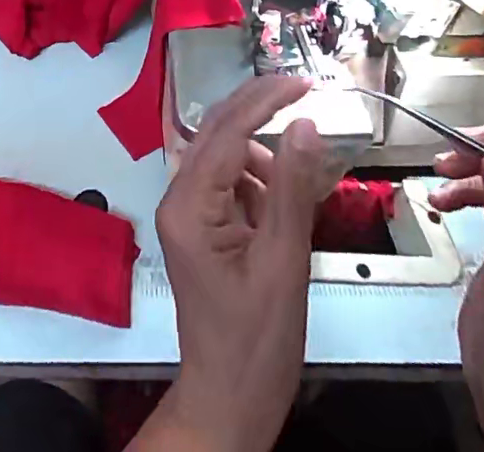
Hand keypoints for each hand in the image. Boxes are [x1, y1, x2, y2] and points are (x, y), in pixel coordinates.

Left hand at [132, 77, 332, 451]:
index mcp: (189, 207)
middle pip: (216, 131)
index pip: (227, 132)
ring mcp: (186, 212)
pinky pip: (229, 180)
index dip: (266, 101)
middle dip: (258, 107)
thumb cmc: (257, 339)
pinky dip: (258, 176)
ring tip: (300, 167)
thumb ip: (291, 186)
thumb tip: (304, 123)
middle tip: (302, 89)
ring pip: (224, 153)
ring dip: (261, 148)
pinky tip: (283, 193)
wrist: (229, 400)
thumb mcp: (283, 260)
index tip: (304, 83)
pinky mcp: (200, 225)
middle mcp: (178, 199)